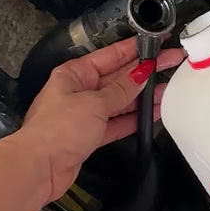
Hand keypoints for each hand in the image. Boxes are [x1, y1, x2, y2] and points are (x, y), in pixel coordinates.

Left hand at [0, 37, 184, 206]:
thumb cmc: (55, 130)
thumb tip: (141, 73)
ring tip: (168, 89)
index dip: (135, 48)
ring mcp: (84, 113)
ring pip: (120, 100)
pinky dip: (134, 118)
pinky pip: (117, 121)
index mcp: (74, 73)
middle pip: (118, 76)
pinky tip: (153, 113)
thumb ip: (121, 90)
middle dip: (144, 71)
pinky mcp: (89, 135)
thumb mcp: (94, 103)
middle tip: (170, 63)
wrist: (38, 168)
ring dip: (143, 96)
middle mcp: (79, 90)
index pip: (111, 55)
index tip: (156, 42)